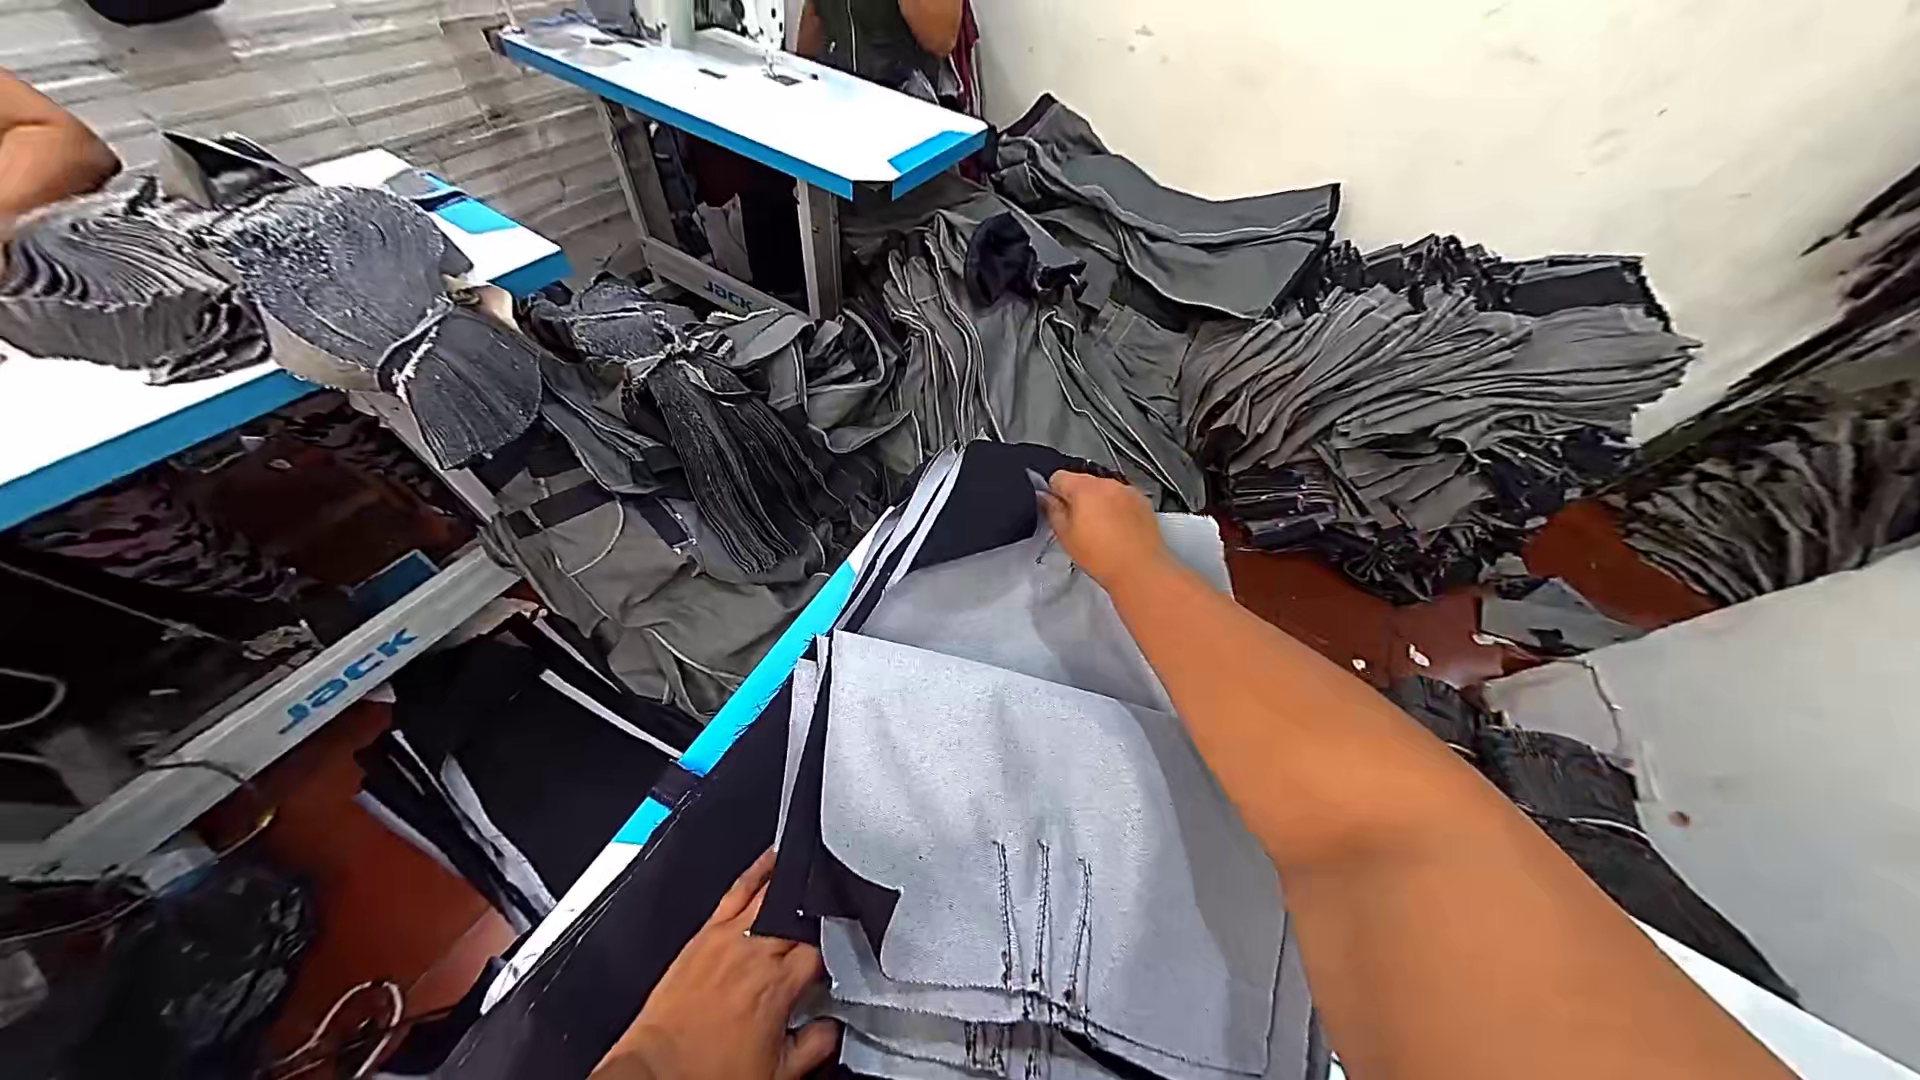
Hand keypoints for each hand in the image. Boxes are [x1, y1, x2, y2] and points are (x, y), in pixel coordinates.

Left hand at [593, 851, 839, 1079]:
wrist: (655, 1079)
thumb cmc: (707, 1076)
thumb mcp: (776, 1075)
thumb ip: (815, 1045)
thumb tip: (835, 1027)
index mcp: (779, 985)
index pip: (822, 952)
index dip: (835, 954)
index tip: (836, 964)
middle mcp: (758, 953)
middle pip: (802, 918)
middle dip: (818, 921)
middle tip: (825, 930)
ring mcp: (732, 936)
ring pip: (774, 894)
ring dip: (795, 883)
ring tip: (813, 872)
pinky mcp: (708, 931)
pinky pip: (740, 888)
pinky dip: (759, 868)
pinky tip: (773, 856)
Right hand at [1040, 470, 1172, 589]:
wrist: (1140, 569)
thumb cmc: (1101, 556)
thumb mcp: (1065, 535)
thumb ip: (1052, 510)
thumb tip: (1045, 498)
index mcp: (1084, 488)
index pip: (1059, 476)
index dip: (1054, 492)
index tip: (1057, 509)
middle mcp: (1107, 483)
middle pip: (1083, 481)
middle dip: (1077, 498)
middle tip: (1077, 525)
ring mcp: (1127, 491)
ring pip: (1103, 489)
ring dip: (1098, 502)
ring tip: (1100, 530)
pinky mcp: (1142, 502)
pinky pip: (1122, 498)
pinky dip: (1116, 508)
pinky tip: (1117, 530)